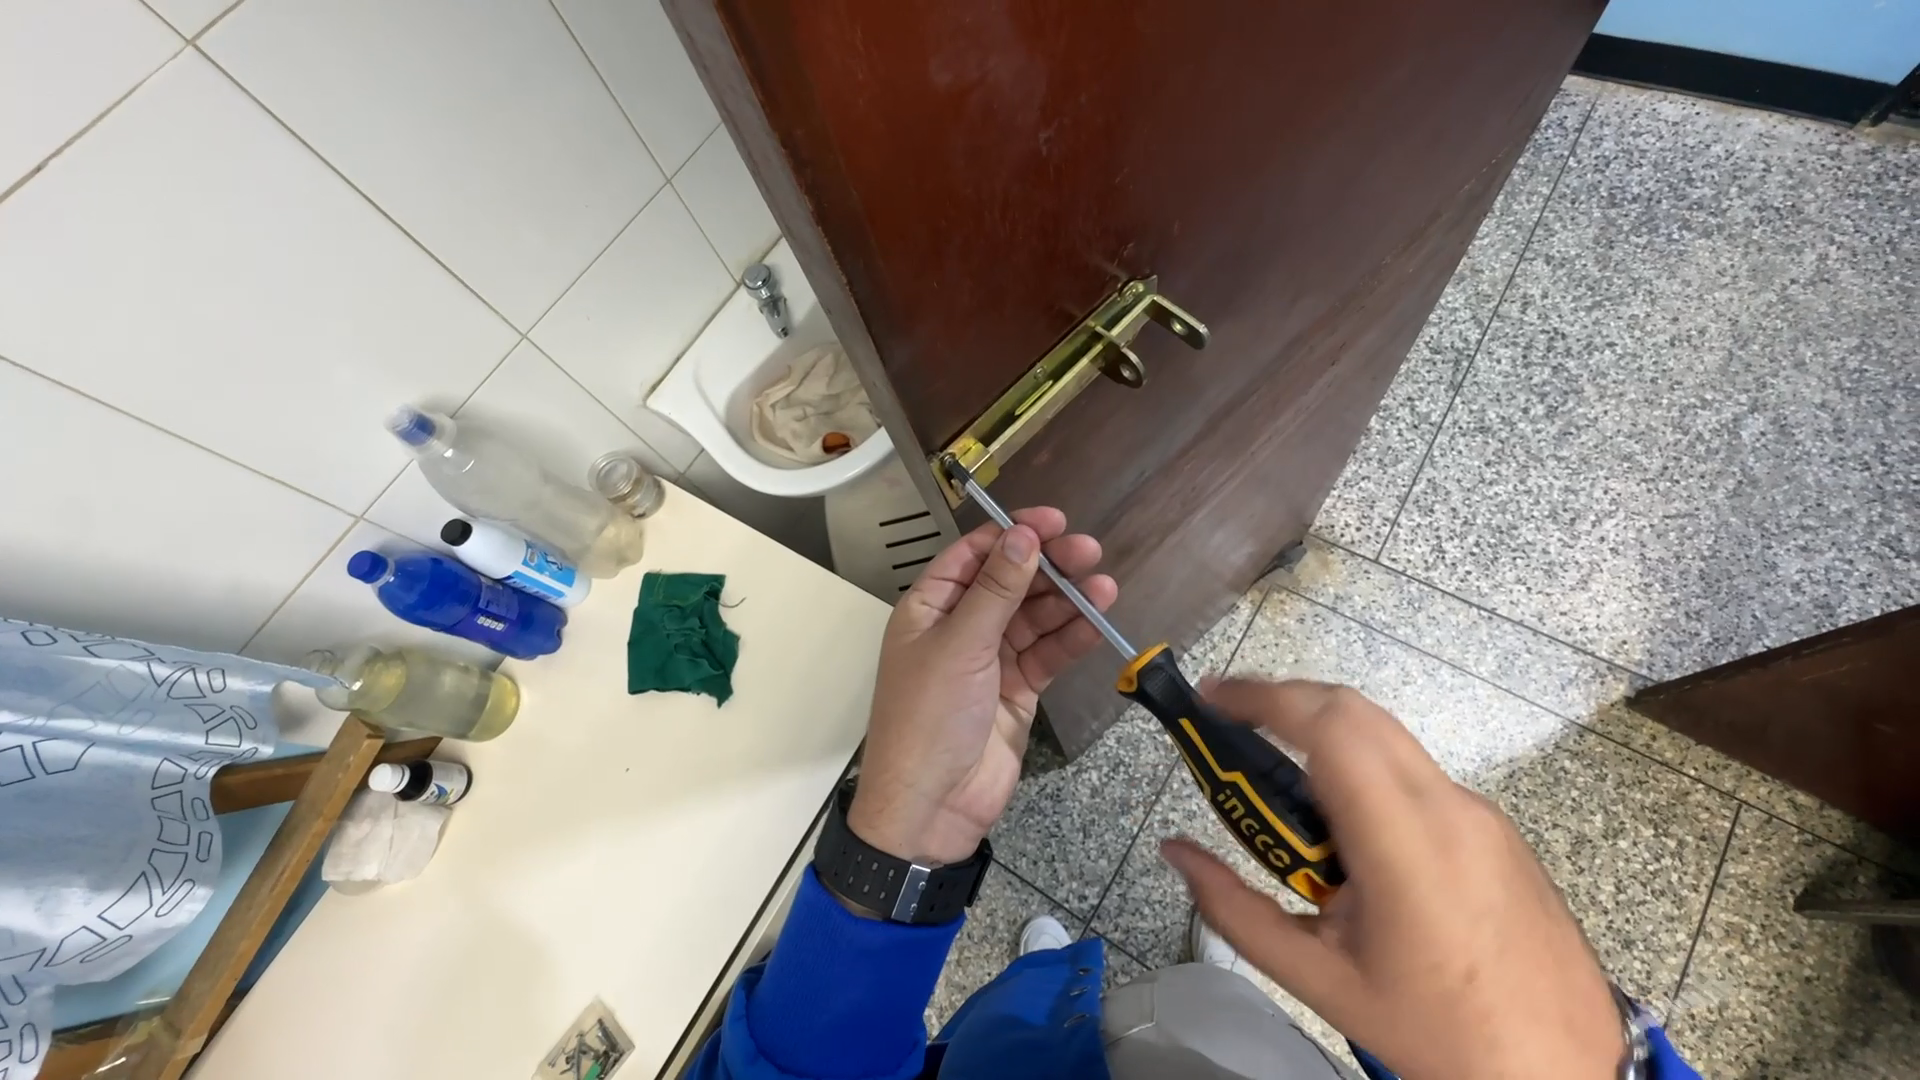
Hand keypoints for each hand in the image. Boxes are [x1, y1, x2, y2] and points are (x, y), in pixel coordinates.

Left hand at [848, 508, 1115, 865]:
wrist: (932, 807)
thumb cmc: (929, 717)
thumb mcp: (960, 646)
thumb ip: (995, 591)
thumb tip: (1022, 536)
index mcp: (930, 608)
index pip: (973, 557)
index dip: (1011, 535)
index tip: (1053, 522)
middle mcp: (960, 628)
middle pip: (1009, 583)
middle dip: (1048, 568)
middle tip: (1089, 552)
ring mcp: (990, 660)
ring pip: (1033, 619)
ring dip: (1066, 603)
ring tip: (1104, 587)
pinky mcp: (1017, 690)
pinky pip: (1046, 655)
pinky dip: (1070, 639)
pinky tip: (1096, 622)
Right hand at [1160, 679, 1621, 1079]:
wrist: (1569, 1078)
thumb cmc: (1435, 1032)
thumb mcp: (1318, 981)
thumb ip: (1234, 911)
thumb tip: (1175, 850)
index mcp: (1406, 845)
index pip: (1332, 729)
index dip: (1265, 697)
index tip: (1212, 695)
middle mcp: (1449, 808)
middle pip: (1354, 711)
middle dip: (1283, 699)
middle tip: (1228, 719)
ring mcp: (1479, 813)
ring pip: (1384, 734)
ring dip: (1320, 729)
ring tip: (1273, 770)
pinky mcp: (1495, 826)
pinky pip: (1411, 769)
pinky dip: (1358, 762)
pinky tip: (1340, 820)